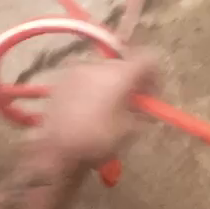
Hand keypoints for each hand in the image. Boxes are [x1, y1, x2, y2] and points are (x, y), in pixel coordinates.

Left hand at [32, 54, 157, 167]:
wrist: (54, 149)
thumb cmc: (98, 139)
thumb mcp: (130, 129)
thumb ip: (142, 112)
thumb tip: (145, 106)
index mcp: (120, 75)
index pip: (148, 60)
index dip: (155, 75)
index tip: (153, 94)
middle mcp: (99, 65)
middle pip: (125, 64)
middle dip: (133, 80)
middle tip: (134, 103)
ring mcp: (78, 70)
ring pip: (105, 70)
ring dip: (113, 83)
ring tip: (111, 106)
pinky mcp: (63, 79)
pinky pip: (87, 77)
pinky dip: (95, 87)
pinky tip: (91, 107)